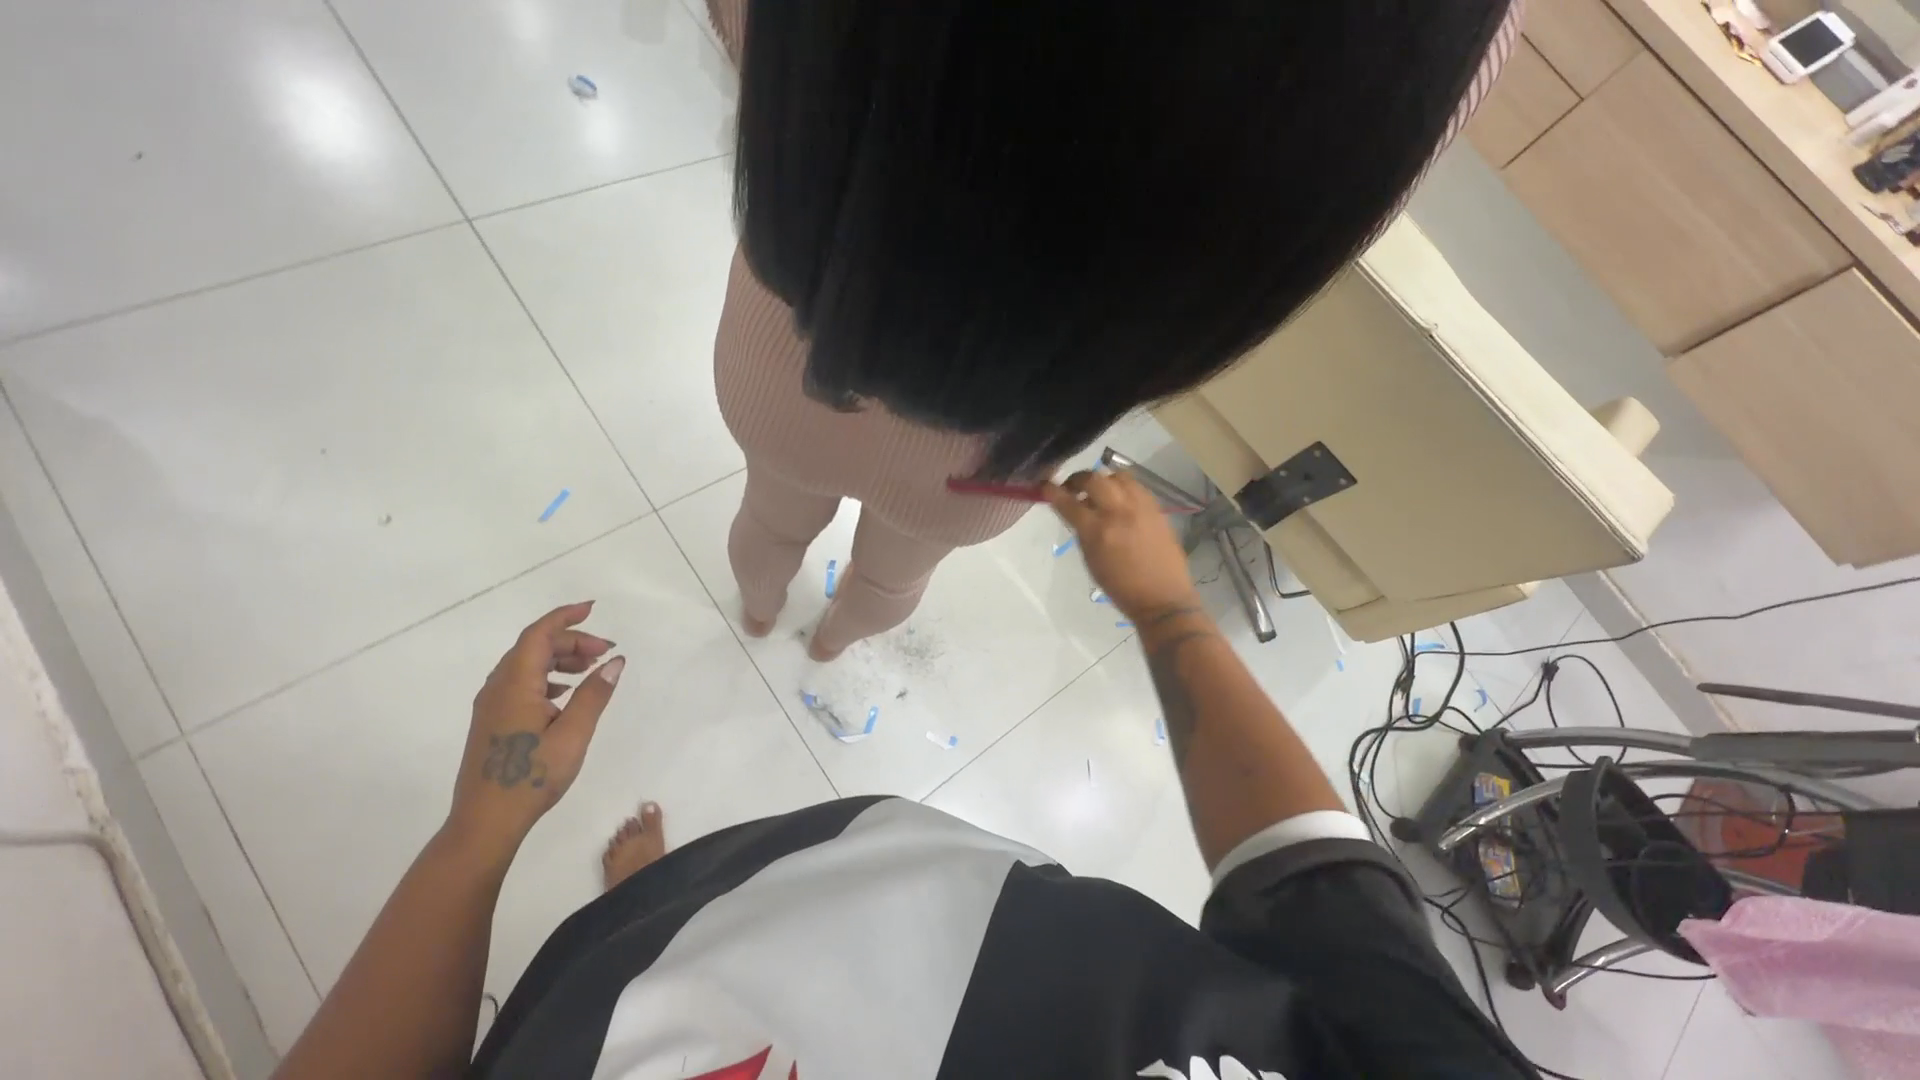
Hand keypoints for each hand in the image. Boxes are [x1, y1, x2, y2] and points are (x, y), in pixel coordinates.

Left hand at [446, 602, 622, 858]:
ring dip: (559, 659)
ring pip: (526, 666)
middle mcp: (497, 688)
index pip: (539, 635)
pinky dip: (547, 677)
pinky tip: (566, 694)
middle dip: (571, 642)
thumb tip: (614, 661)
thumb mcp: (573, 734)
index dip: (565, 617)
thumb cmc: (532, 776)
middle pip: (533, 647)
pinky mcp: (492, 722)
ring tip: (590, 669)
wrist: (486, 821)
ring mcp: (491, 706)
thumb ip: (594, 694)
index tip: (593, 608)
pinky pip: (520, 683)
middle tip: (606, 653)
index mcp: (515, 684)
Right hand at [1045, 470, 1200, 621]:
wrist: (1162, 597)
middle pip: (1093, 479)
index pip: (1069, 503)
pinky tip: (1119, 499)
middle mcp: (1119, 513)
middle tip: (1072, 488)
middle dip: (1077, 480)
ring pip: (1117, 476)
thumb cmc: (1121, 587)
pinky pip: (1136, 486)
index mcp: (1098, 532)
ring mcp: (1140, 507)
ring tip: (1099, 492)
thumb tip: (1076, 511)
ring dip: (1103, 480)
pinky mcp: (1156, 508)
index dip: (1053, 491)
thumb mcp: (1091, 561)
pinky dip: (1122, 487)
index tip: (1045, 486)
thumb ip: (1082, 532)